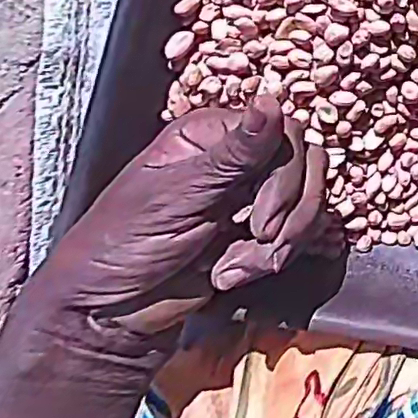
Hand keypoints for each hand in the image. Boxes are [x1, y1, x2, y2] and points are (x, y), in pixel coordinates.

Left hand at [27, 91, 327, 347]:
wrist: (105, 315)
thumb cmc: (121, 245)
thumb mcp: (177, 195)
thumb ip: (234, 152)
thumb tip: (270, 101)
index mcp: (216, 135)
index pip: (286, 133)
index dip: (286, 176)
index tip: (262, 219)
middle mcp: (244, 157)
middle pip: (309, 164)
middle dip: (291, 210)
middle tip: (259, 238)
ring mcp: (257, 192)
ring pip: (312, 198)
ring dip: (285, 238)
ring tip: (238, 264)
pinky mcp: (264, 228)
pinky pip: (302, 230)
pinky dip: (276, 256)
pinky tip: (234, 272)